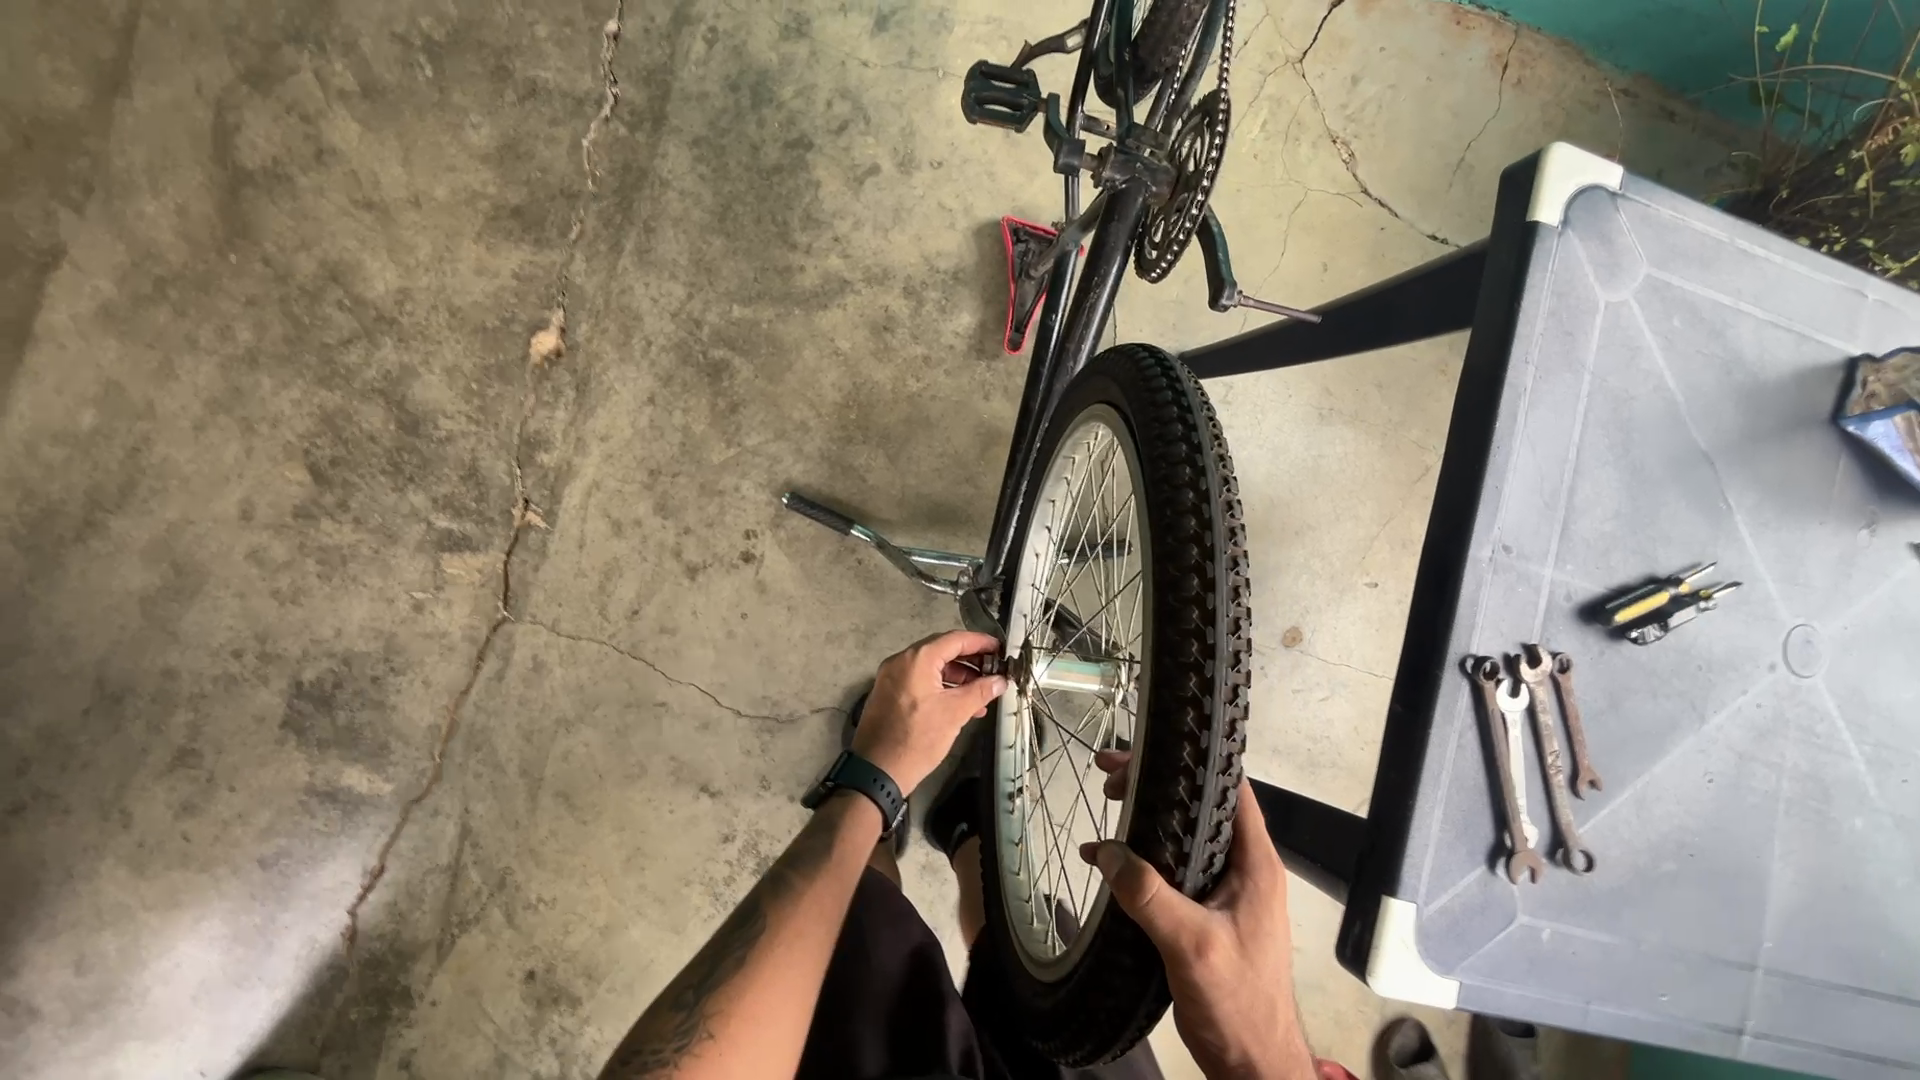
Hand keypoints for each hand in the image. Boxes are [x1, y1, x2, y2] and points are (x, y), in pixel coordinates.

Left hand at [852, 630, 1005, 797]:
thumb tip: (1000, 680)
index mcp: (916, 659)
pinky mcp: (889, 694)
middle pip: (942, 651)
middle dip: (971, 660)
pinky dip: (941, 687)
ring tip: (982, 692)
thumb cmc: (917, 739)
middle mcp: (901, 661)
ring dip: (958, 676)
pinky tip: (961, 704)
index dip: (980, 642)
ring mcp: (892, 677)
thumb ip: (980, 692)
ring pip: (931, 667)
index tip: (1000, 649)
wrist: (877, 772)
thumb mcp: (954, 713)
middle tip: (994, 670)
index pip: (954, 639)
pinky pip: (920, 681)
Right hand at [1080, 755, 1314, 1079]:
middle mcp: (1242, 867)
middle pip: (1200, 807)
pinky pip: (1172, 869)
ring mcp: (1224, 890)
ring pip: (1183, 836)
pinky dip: (1140, 858)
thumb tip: (1105, 850)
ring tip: (1108, 799)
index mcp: (1254, 862)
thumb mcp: (1191, 944)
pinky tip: (1105, 860)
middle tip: (1112, 775)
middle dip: (1157, 785)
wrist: (1253, 1065)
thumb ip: (1148, 895)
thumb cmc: (1237, 1002)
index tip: (1145, 751)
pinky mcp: (1205, 912)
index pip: (1232, 789)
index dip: (1193, 762)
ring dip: (1147, 818)